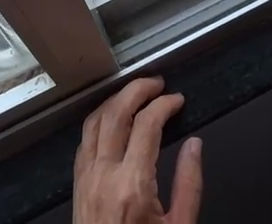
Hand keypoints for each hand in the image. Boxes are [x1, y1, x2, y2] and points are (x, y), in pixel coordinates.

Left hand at [73, 77, 202, 223]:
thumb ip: (189, 184)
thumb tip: (194, 144)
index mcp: (132, 185)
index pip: (147, 123)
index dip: (165, 104)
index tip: (178, 99)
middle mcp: (103, 175)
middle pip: (116, 112)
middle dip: (137, 89)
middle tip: (157, 83)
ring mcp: (86, 180)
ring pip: (94, 121)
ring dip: (115, 101)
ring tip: (136, 94)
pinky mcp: (76, 188)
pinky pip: (84, 142)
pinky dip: (99, 122)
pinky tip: (113, 121)